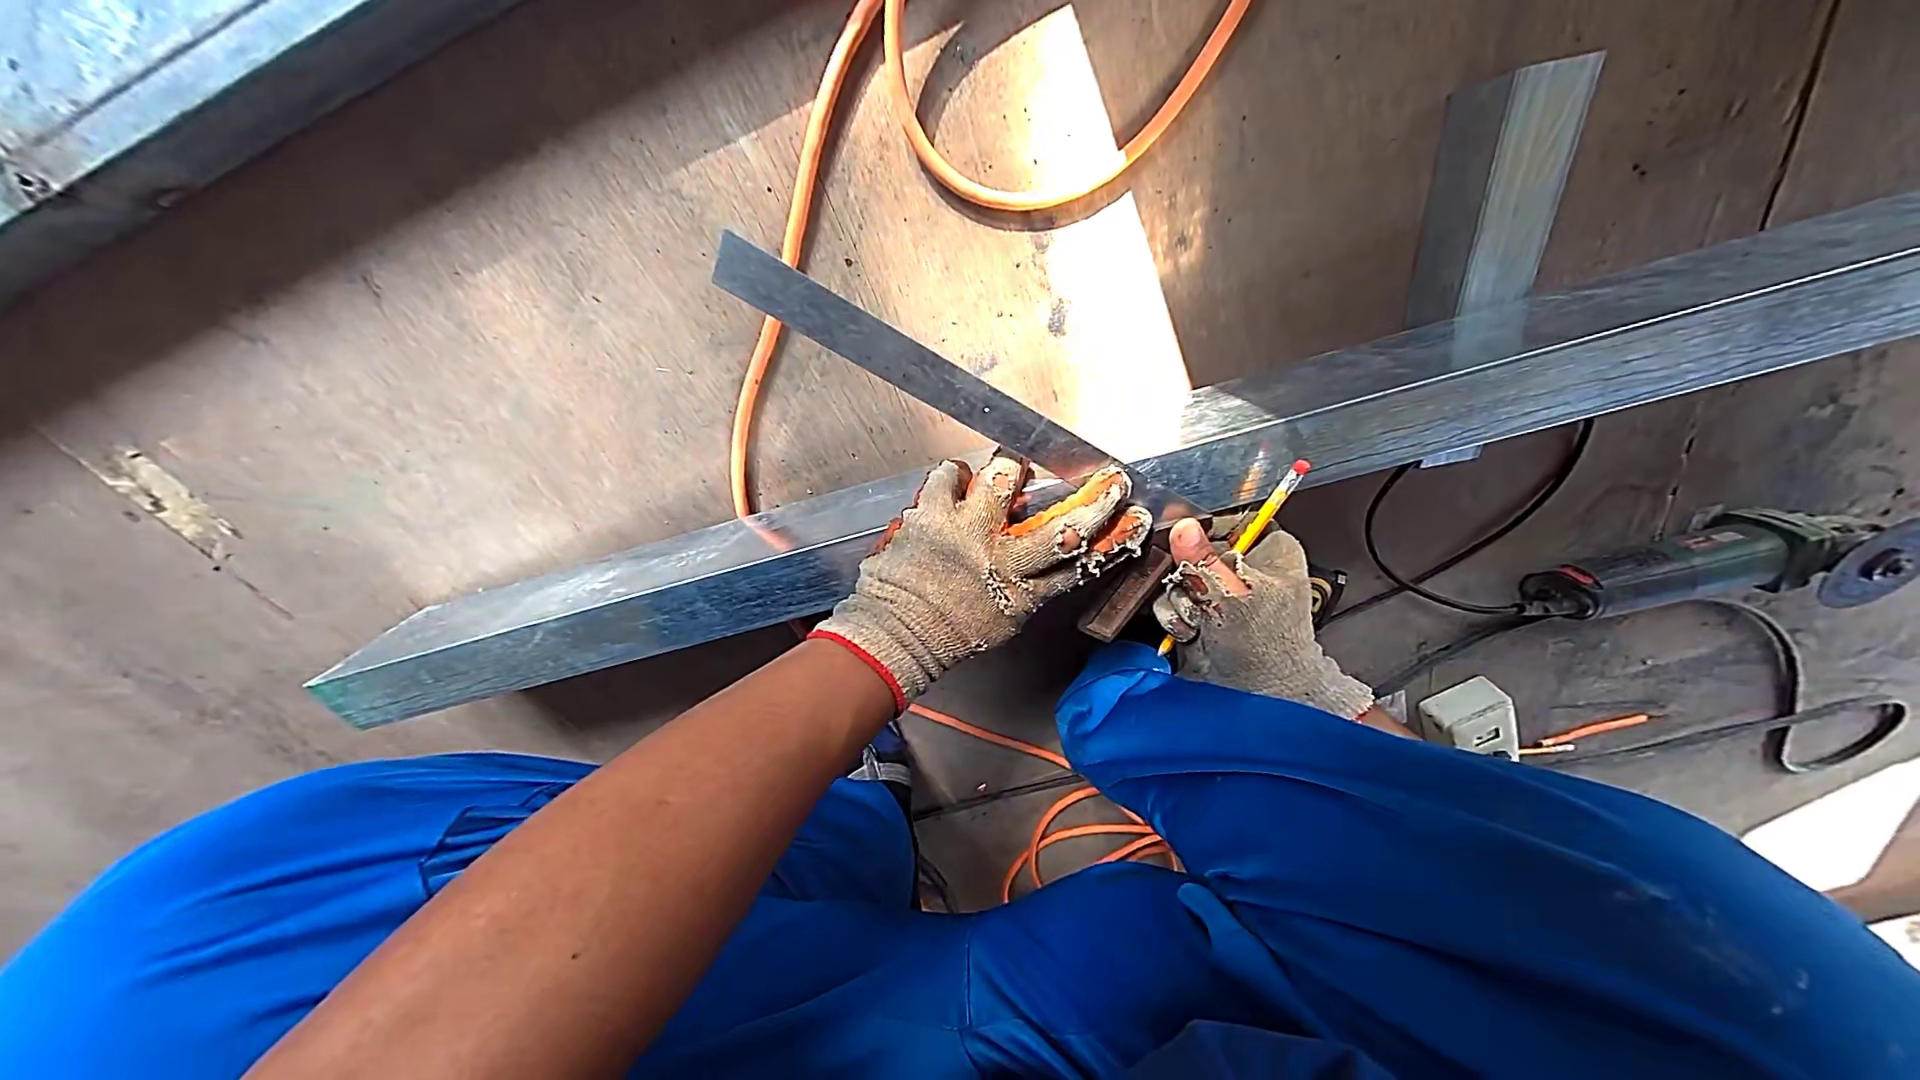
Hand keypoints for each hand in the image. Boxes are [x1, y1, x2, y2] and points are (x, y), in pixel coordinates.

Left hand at [812, 455, 1153, 707]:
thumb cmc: (946, 633)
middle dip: (1095, 502)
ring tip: (1012, 469)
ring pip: (1004, 486)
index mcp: (1021, 594)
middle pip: (1063, 528)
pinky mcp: (933, 516)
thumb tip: (1047, 562)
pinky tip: (955, 481)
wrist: (895, 635)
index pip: (1080, 564)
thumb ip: (1028, 589)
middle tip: (1111, 481)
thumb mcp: (1003, 619)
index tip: (1132, 519)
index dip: (1113, 540)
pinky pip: (948, 478)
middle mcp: (1001, 562)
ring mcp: (966, 535)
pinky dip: (952, 475)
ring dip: (1011, 471)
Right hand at [1153, 518, 1374, 719]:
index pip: (1231, 520)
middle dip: (1188, 576)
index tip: (1192, 546)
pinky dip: (1176, 619)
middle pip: (1194, 549)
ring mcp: (1218, 592)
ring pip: (1177, 577)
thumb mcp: (1234, 592)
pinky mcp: (1198, 614)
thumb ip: (1204, 558)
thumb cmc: (1266, 644)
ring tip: (1201, 621)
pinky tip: (1192, 632)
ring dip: (1181, 602)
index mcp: (1270, 549)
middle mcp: (1243, 568)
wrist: (1256, 693)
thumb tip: (1183, 527)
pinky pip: (1170, 603)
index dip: (1208, 532)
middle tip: (1199, 593)